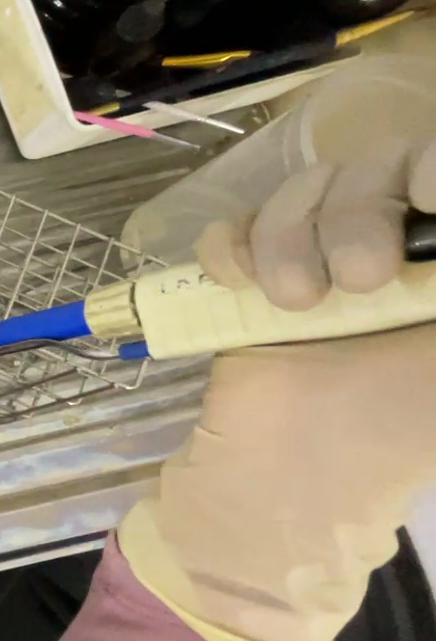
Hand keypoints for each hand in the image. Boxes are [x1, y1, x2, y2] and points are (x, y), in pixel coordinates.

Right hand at [119, 141, 435, 640]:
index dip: (434, 169)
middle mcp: (400, 243)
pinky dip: (225, 249)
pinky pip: (230, 230)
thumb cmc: (384, 429)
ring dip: (285, 240)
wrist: (275, 476)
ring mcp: (319, 259)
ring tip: (286, 304)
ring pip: (304, 188)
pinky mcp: (246, 282)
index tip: (428, 203)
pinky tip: (232, 285)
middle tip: (360, 283)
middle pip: (383, 164)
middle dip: (360, 215)